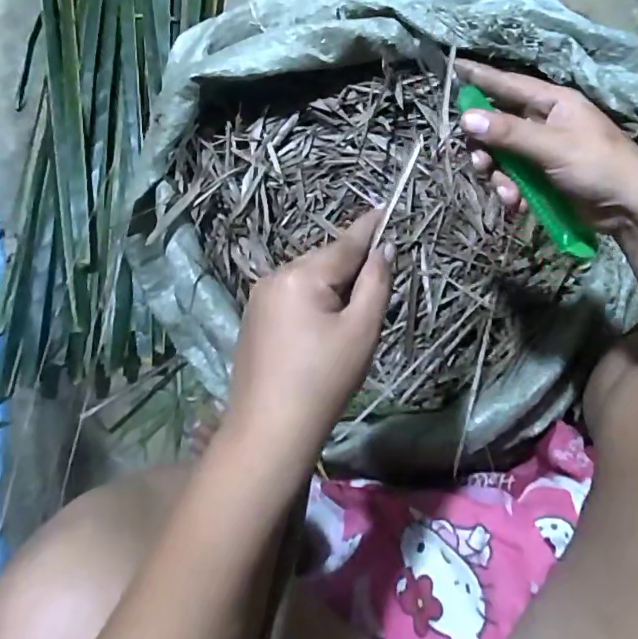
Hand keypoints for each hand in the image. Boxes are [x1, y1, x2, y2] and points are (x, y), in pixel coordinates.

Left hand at [225, 210, 392, 460]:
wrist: (269, 430)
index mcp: (302, 275)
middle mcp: (275, 276)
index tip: (385, 208)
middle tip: (375, 289)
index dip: (369, 227)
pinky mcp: (253, 317)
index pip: (345, 243)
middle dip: (350, 267)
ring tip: (347, 320)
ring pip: (307, 278)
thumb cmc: (324, 380)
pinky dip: (311, 300)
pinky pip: (291, 295)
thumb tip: (382, 249)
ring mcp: (259, 296)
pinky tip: (319, 330)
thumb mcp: (361, 331)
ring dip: (330, 285)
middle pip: (324, 260)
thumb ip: (375, 283)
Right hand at [456, 59, 637, 232]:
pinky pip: (512, 177)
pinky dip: (510, 190)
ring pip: (500, 155)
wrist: (630, 208)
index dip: (480, 77)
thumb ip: (509, 133)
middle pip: (496, 125)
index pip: (507, 84)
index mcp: (552, 103)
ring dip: (497, 174)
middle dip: (484, 146)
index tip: (453, 68)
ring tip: (506, 192)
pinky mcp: (541, 177)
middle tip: (480, 163)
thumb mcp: (552, 146)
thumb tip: (466, 118)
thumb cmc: (597, 165)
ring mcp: (542, 151)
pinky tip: (516, 204)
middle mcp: (544, 122)